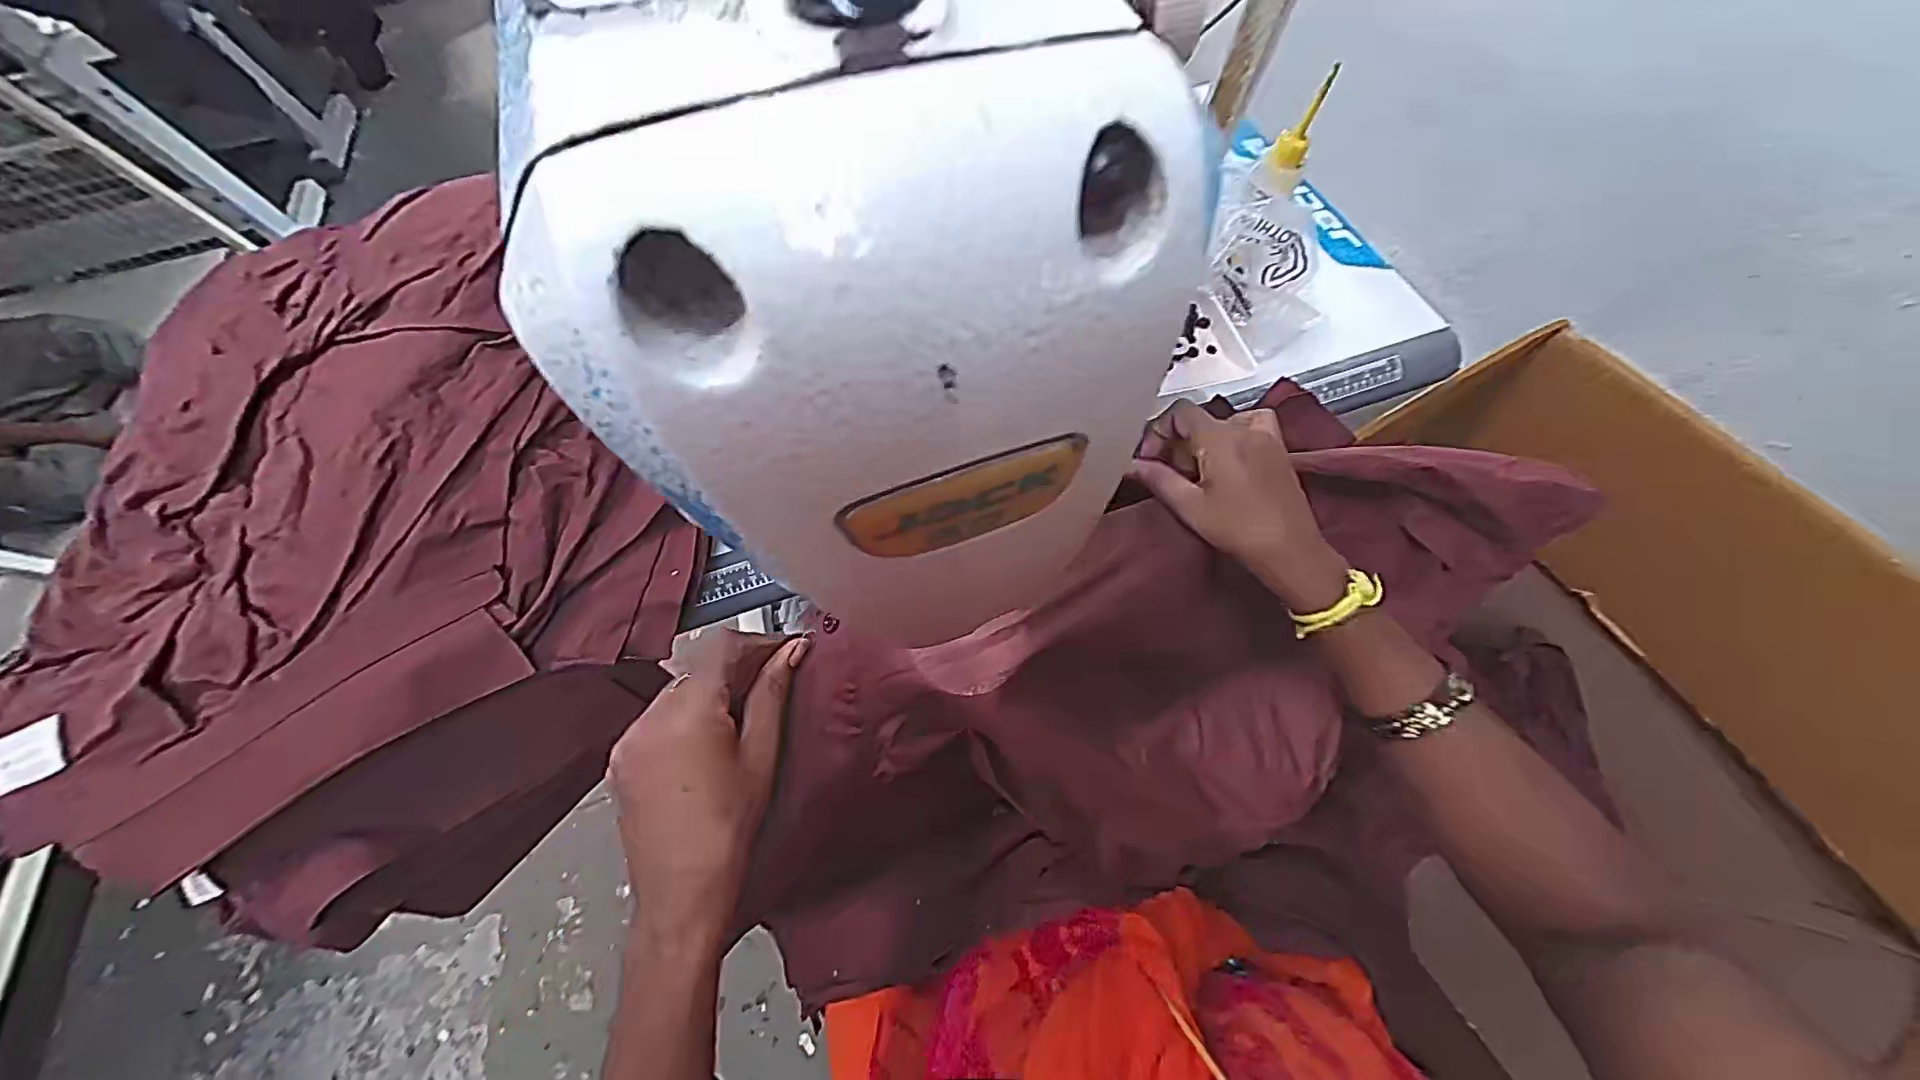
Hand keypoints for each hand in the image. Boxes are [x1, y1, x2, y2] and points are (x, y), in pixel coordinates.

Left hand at [607, 629, 808, 941]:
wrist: (682, 892)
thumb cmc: (727, 832)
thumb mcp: (761, 755)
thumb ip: (773, 693)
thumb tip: (790, 653)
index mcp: (687, 715)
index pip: (721, 646)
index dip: (758, 641)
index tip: (782, 648)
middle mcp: (649, 719)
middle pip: (698, 664)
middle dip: (737, 665)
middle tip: (771, 678)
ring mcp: (629, 738)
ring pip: (679, 686)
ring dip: (712, 688)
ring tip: (743, 714)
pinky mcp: (621, 756)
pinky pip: (659, 713)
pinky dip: (688, 712)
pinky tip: (711, 737)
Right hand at [1129, 399, 1350, 610]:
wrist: (1289, 549)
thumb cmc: (1240, 530)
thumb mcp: (1189, 506)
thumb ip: (1158, 479)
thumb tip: (1134, 465)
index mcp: (1221, 438)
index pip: (1180, 412)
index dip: (1158, 432)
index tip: (1151, 458)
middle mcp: (1246, 429)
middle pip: (1200, 419)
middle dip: (1177, 442)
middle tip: (1170, 473)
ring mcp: (1266, 437)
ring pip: (1223, 422)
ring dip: (1204, 440)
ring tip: (1198, 470)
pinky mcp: (1278, 450)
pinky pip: (1252, 425)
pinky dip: (1235, 434)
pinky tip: (1228, 458)